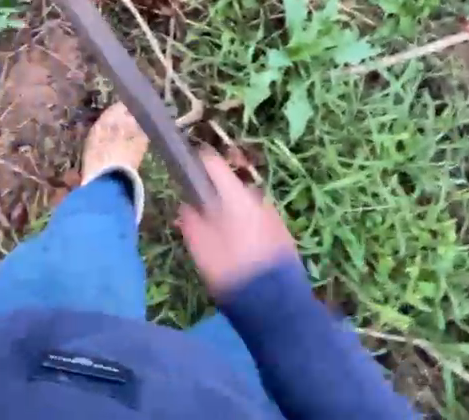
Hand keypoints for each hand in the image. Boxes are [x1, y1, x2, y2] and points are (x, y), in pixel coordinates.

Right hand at [177, 150, 299, 296]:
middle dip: (213, 194)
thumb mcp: (199, 245)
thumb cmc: (230, 271)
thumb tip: (187, 202)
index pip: (212, 161)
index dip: (196, 162)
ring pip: (244, 203)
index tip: (184, 172)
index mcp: (234, 194)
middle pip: (229, 184)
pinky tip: (241, 249)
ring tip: (220, 237)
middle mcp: (257, 197)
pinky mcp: (284, 233)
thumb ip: (189, 217)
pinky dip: (247, 226)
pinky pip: (258, 219)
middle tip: (199, 215)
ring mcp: (273, 215)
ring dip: (231, 211)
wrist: (276, 306)